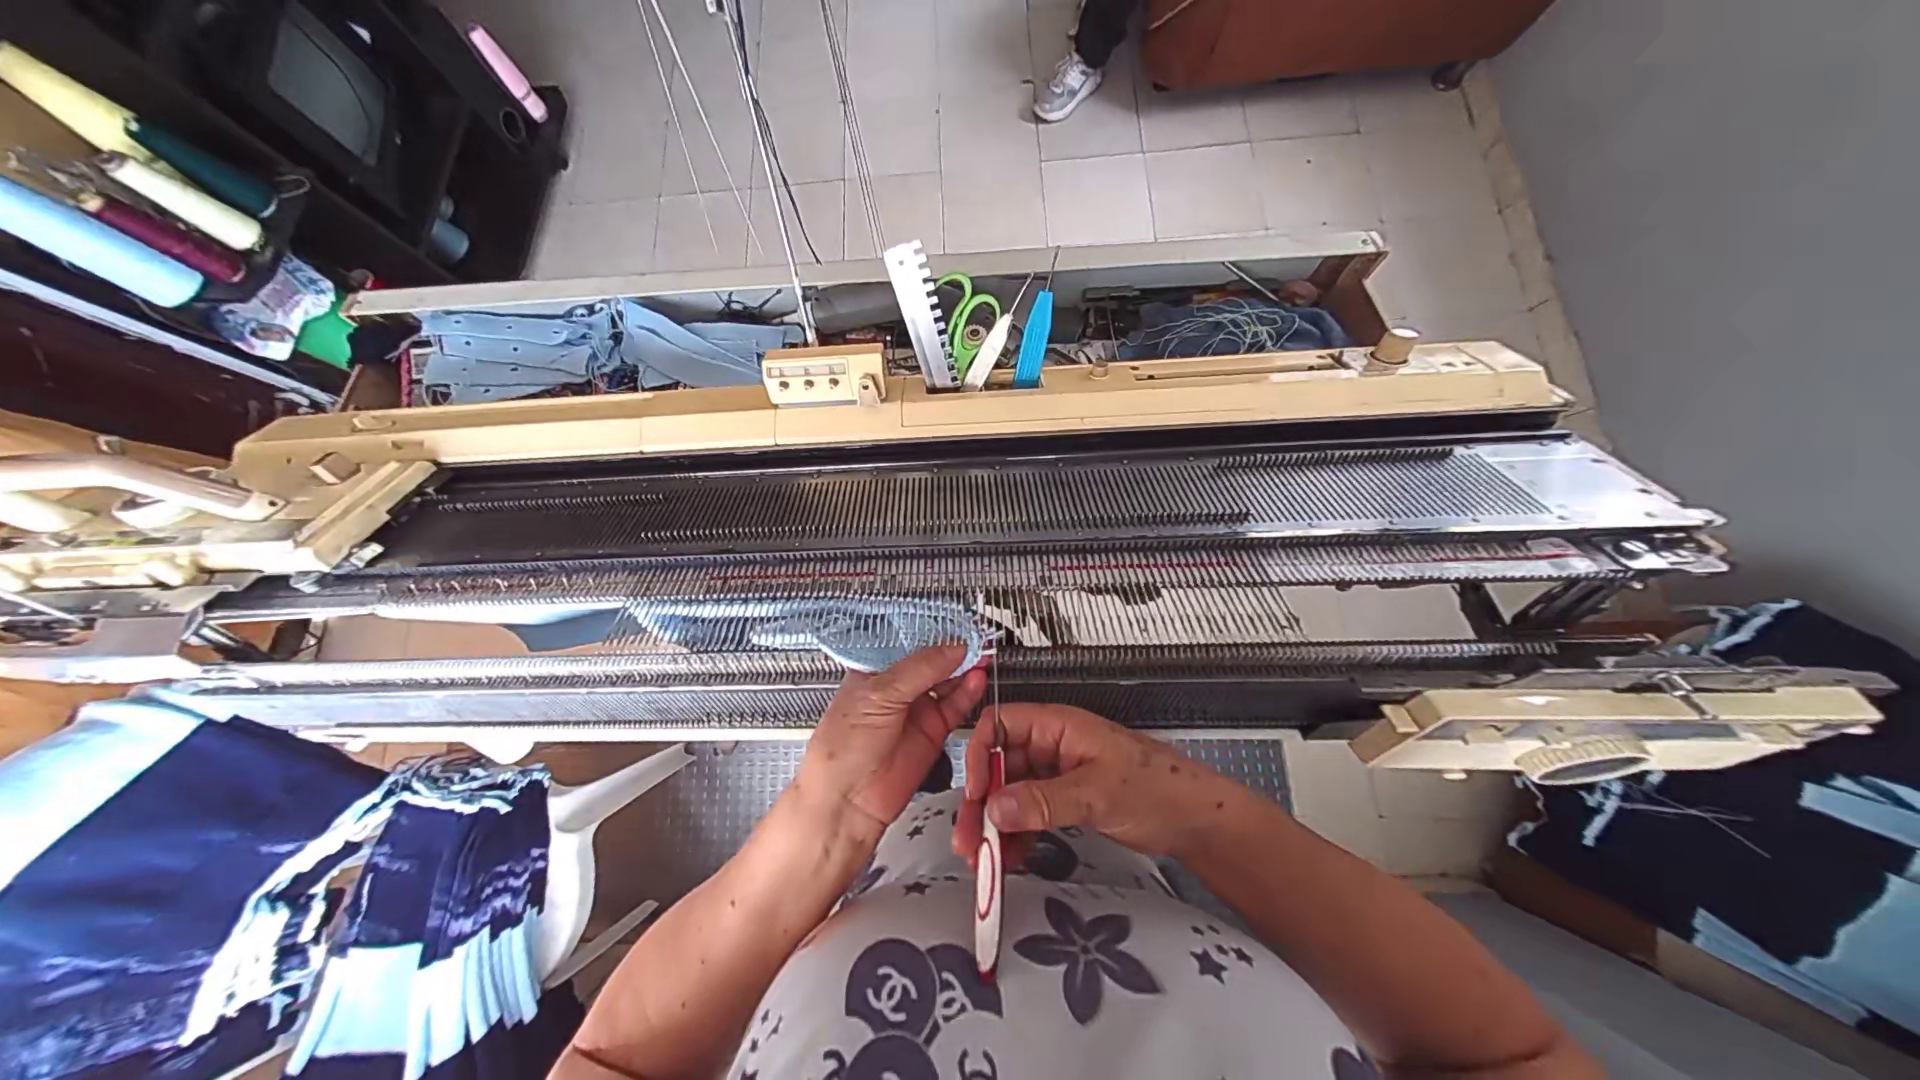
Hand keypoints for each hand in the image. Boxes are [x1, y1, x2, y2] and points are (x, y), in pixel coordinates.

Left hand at [793, 645, 986, 845]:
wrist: (847, 801)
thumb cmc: (841, 749)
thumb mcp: (878, 696)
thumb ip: (919, 669)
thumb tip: (951, 648)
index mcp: (874, 671)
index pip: (910, 643)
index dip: (933, 633)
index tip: (955, 624)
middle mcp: (897, 688)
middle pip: (933, 660)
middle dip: (954, 649)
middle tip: (976, 637)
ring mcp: (916, 710)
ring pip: (948, 681)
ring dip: (965, 668)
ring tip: (981, 655)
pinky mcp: (933, 732)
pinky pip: (956, 706)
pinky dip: (969, 691)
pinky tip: (976, 678)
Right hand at [953, 703, 1247, 859]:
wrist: (1198, 820)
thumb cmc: (1161, 786)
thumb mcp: (1099, 792)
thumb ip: (1045, 800)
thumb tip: (997, 806)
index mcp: (1059, 726)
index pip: (1001, 725)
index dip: (981, 755)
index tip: (975, 793)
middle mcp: (1054, 746)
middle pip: (1000, 764)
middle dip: (982, 801)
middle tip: (969, 837)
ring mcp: (1059, 774)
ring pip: (1011, 793)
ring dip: (995, 824)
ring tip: (985, 857)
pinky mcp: (1067, 800)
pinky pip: (1029, 813)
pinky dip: (1016, 834)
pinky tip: (1011, 856)